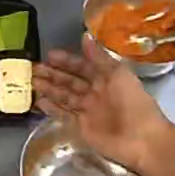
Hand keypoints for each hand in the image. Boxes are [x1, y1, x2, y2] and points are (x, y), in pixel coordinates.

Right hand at [33, 46, 174, 175]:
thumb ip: (98, 56)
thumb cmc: (133, 102)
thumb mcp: (118, 73)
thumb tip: (84, 35)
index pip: (82, 67)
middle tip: (33, 68)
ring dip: (48, 89)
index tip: (49, 55)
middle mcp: (95, 94)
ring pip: (64, 97)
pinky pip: (63, 115)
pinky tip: (38, 101)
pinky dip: (51, 108)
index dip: (66, 61)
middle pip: (70, 82)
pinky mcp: (81, 127)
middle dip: (52, 74)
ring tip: (31, 81)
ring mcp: (87, 112)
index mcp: (106, 80)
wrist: (143, 140)